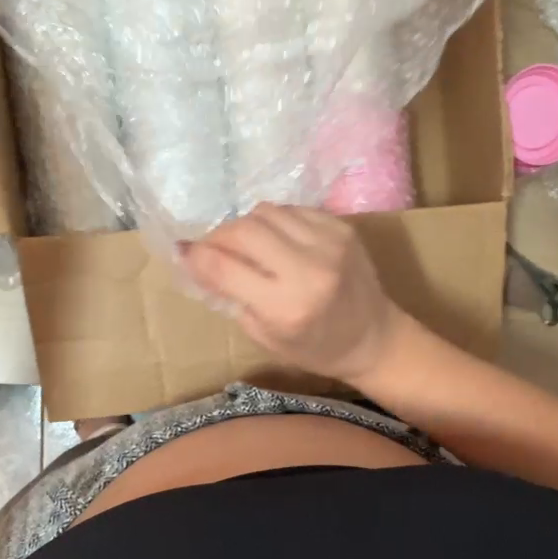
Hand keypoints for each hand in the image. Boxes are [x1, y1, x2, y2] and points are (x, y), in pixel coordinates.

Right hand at [180, 204, 413, 383]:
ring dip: (247, 226)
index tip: (183, 251)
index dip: (197, 256)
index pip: (225, 268)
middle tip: (213, 247)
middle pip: (243, 230)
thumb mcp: (265, 335)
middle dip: (219, 236)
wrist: (374, 337)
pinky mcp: (341, 228)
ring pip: (266, 212)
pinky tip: (276, 240)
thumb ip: (231, 296)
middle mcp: (308, 269)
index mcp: (286, 307)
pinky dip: (275, 222)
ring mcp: (329, 243)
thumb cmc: (315, 348)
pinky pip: (292, 210)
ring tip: (245, 244)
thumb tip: (196, 260)